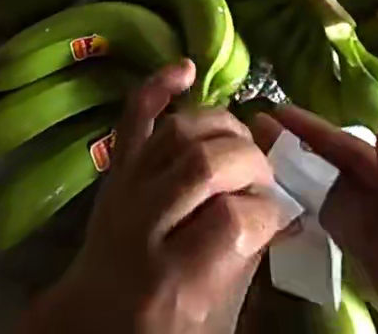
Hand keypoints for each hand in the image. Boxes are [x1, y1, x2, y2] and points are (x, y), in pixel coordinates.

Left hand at [20, 61, 296, 333]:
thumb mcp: (216, 320)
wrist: (89, 322)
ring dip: (223, 128)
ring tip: (243, 145)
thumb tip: (288, 208)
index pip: (233, 221)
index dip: (269, 209)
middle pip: (204, 166)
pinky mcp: (116, 167)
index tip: (281, 214)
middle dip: (250, 162)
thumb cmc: (162, 331)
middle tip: (265, 179)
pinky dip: (159, 85)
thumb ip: (251, 258)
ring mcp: (125, 189)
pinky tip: (188, 69)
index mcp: (172, 284)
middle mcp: (143, 227)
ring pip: (178, 133)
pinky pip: (134, 116)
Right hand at [255, 106, 377, 333]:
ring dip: (303, 188)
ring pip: (340, 211)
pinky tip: (292, 222)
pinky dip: (319, 231)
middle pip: (343, 178)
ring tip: (257, 170)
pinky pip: (348, 252)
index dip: (319, 135)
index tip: (275, 114)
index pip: (363, 157)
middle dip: (300, 154)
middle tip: (248, 138)